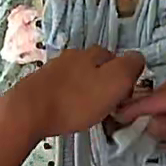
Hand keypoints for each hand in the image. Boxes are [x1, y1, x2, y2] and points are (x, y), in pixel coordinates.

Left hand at [0, 47, 145, 143]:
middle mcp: (74, 55)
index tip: (122, 99)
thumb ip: (131, 67)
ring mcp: (55, 68)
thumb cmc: (75, 100)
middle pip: (98, 68)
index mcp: (94, 53)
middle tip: (106, 107)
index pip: (120, 60)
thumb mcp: (115, 82)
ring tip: (86, 112)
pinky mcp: (40, 84)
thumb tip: (137, 59)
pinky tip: (67, 111)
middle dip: (105, 85)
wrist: (28, 111)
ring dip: (86, 92)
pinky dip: (69, 98)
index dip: (126, 80)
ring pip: (80, 78)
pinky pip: (63, 88)